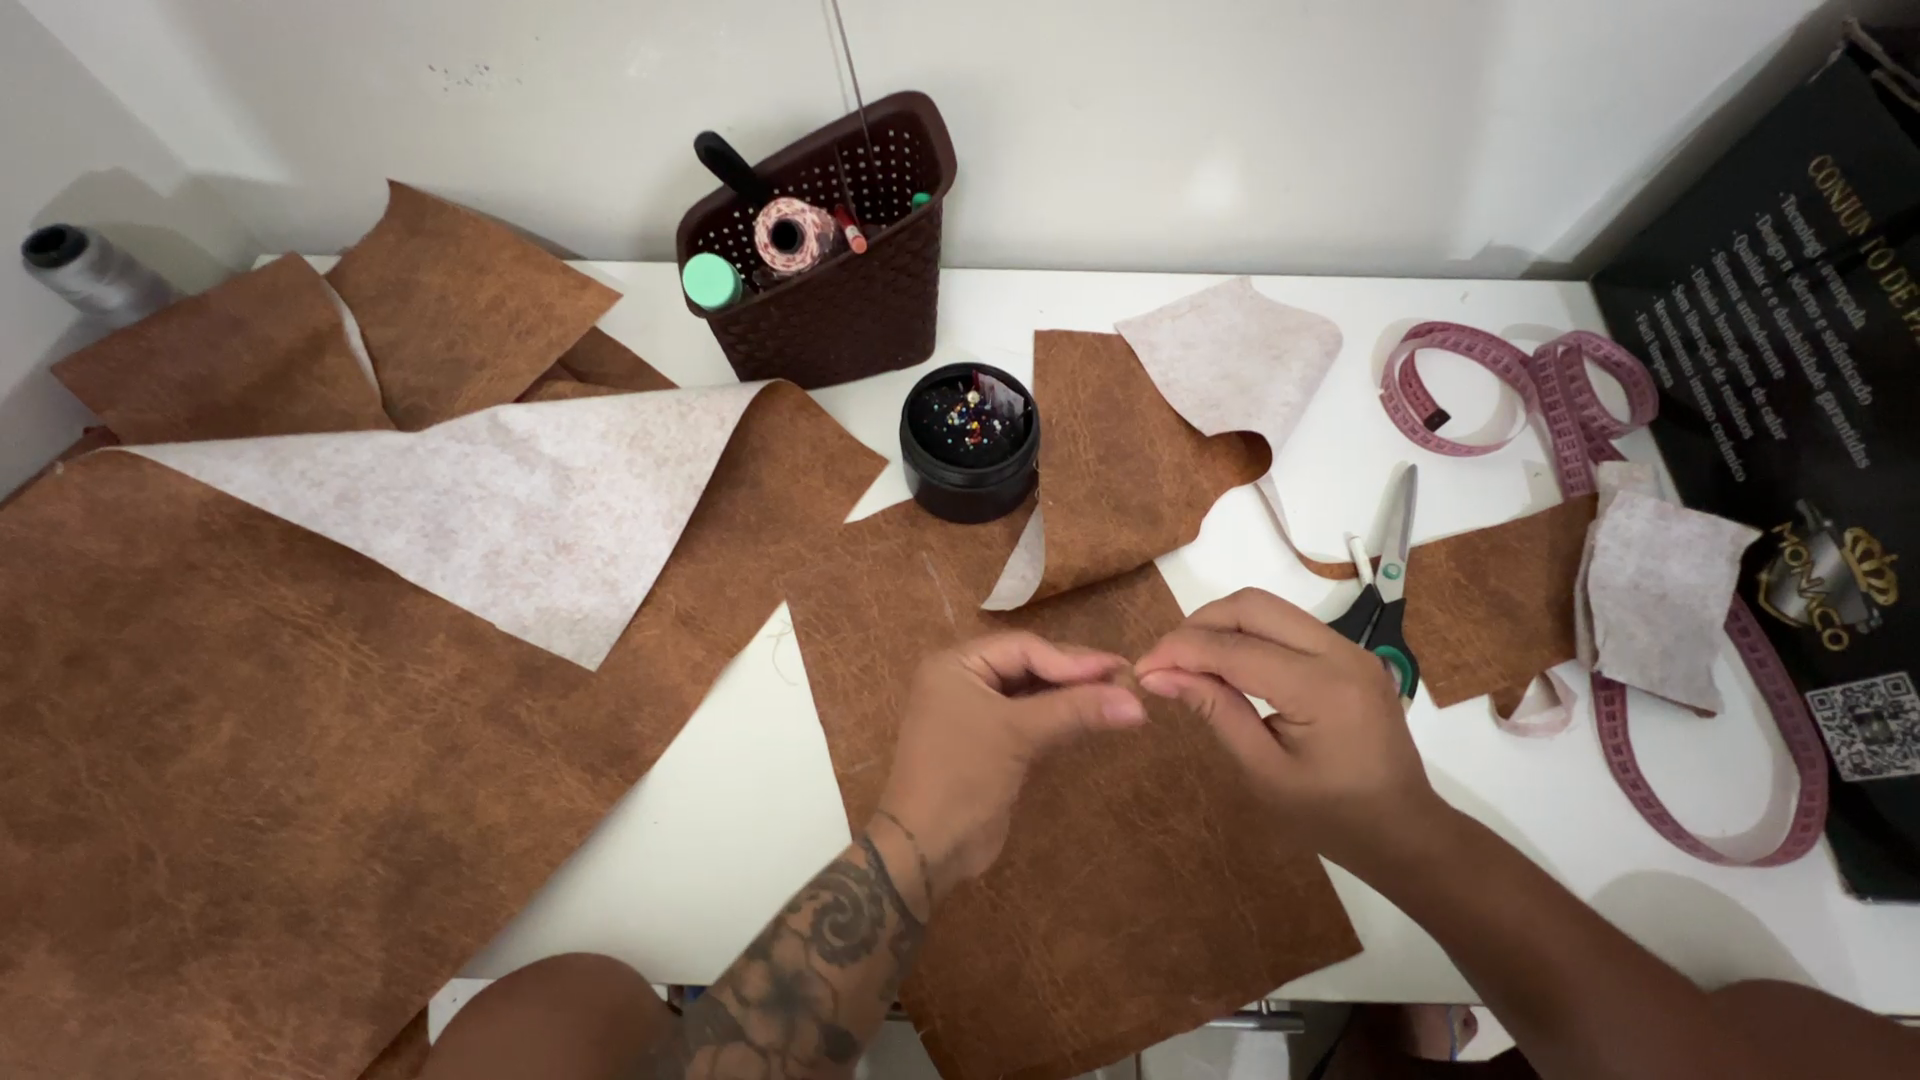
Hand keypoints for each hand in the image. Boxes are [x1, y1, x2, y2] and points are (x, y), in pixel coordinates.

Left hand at [872, 632, 1146, 913]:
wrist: (928, 847)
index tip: (1119, 669)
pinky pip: (1030, 720)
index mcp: (956, 664)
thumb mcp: (1017, 734)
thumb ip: (1075, 710)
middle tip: (1127, 679)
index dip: (1072, 659)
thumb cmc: (963, 775)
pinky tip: (1094, 718)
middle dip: (1075, 675)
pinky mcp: (991, 744)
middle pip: (1028, 666)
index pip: (1023, 647)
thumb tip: (1138, 701)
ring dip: (1072, 697)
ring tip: (1120, 696)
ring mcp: (976, 713)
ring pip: (1032, 694)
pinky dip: (1060, 719)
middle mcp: (963, 680)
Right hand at [1133, 588, 1445, 871]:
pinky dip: (1245, 634)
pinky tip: (1225, 665)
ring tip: (1189, 663)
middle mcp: (1341, 653)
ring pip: (1268, 607)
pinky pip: (1285, 624)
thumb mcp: (1263, 772)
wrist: (1404, 831)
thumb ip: (1214, 712)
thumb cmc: (1331, 816)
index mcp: (1322, 689)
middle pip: (1252, 606)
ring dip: (1220, 625)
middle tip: (1165, 662)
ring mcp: (1350, 648)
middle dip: (1198, 625)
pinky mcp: (1348, 653)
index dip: (1180, 652)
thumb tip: (1157, 675)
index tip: (1141, 669)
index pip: (1234, 649)